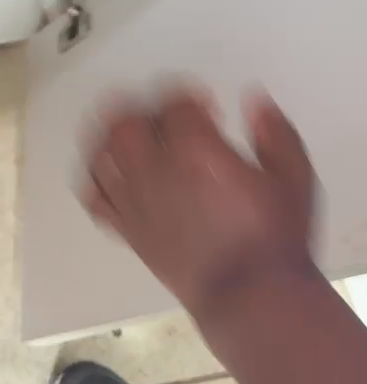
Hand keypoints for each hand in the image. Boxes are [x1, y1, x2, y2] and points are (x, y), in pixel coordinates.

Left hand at [84, 88, 319, 322]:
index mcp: (194, 153)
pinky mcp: (117, 221)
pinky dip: (93, 175)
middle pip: (122, 122)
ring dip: (107, 134)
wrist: (247, 288)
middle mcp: (150, 168)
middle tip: (153, 110)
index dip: (182, 96)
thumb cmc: (274, 235)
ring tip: (124, 131)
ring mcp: (126, 195)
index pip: (173, 107)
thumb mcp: (293, 179)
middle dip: (136, 106)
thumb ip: (275, 136)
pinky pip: (90, 190)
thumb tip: (255, 103)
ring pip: (97, 151)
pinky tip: (107, 170)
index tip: (195, 99)